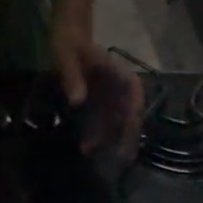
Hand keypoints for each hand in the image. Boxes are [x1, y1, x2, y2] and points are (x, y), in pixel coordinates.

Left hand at [51, 19, 142, 159]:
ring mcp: (118, 103)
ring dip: (106, 144)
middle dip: (118, 144)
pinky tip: (85, 147)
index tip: (123, 149)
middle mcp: (127, 95)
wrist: (69, 37)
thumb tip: (77, 101)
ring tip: (88, 153)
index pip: (135, 111)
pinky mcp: (107, 108)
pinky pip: (107, 127)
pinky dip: (98, 137)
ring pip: (118, 129)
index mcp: (126, 81)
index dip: (130, 132)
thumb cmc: (71, 43)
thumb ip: (72, 75)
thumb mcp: (67, 54)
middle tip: (108, 164)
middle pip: (129, 126)